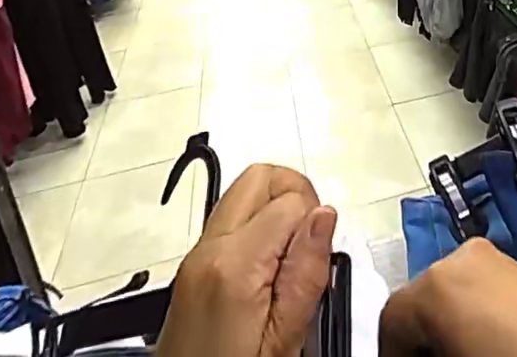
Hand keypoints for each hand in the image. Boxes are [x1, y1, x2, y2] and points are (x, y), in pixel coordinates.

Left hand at [157, 163, 338, 356]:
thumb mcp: (284, 341)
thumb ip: (307, 273)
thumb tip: (324, 214)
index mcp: (233, 266)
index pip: (291, 200)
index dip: (313, 224)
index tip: (312, 262)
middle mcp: (208, 251)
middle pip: (260, 177)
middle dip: (295, 194)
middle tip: (305, 242)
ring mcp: (195, 257)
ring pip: (245, 192)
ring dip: (276, 207)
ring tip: (288, 256)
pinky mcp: (192, 268)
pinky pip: (233, 219)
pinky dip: (258, 225)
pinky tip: (267, 267)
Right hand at [378, 238, 516, 356]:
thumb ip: (427, 352)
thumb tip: (418, 348)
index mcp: (444, 279)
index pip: (391, 318)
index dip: (394, 353)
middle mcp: (470, 256)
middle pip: (424, 300)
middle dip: (424, 341)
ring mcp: (506, 261)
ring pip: (457, 295)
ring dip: (453, 331)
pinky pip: (489, 295)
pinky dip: (482, 322)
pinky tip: (499, 351)